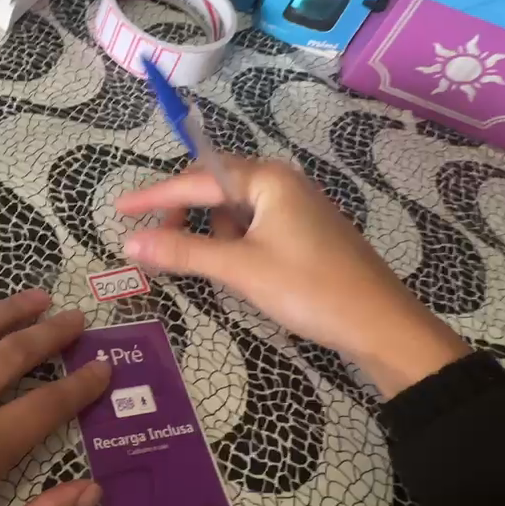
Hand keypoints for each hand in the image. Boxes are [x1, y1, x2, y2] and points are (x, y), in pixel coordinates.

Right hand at [117, 158, 469, 397]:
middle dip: (182, 213)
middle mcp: (281, 181)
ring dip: (210, 231)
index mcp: (267, 178)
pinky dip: (234, 241)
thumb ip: (182, 252)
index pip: (195, 181)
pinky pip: (254, 224)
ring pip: (234, 208)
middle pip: (214, 187)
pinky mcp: (305, 230)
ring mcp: (296, 205)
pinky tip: (236, 268)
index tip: (119, 211)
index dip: (154, 198)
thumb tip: (128, 243)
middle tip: (155, 244)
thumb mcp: (240, 270)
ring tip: (203, 264)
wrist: (385, 327)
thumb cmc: (310, 289)